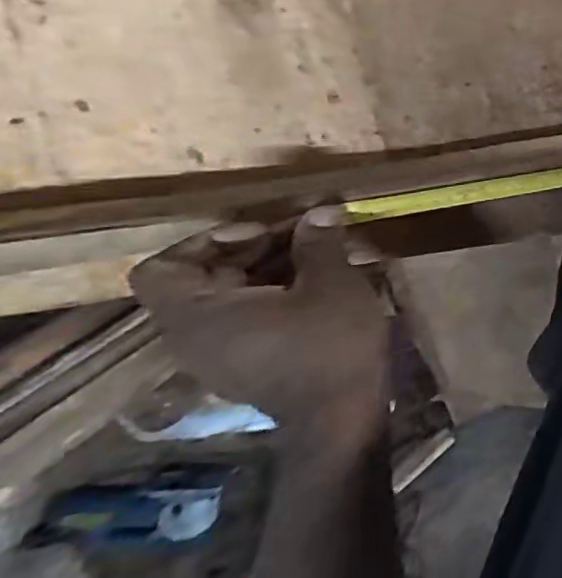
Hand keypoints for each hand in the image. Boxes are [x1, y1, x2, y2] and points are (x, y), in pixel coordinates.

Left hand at [130, 207, 389, 440]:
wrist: (339, 408)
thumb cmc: (328, 341)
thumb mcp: (332, 283)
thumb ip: (318, 244)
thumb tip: (318, 213)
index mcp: (197, 314)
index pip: (162, 268)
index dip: (209, 241)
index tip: (265, 232)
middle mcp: (193, 333)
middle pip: (204, 276)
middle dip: (259, 248)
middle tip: (312, 233)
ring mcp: (219, 351)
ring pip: (233, 295)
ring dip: (277, 268)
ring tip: (328, 254)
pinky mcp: (247, 360)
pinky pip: (249, 314)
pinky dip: (281, 292)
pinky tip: (326, 285)